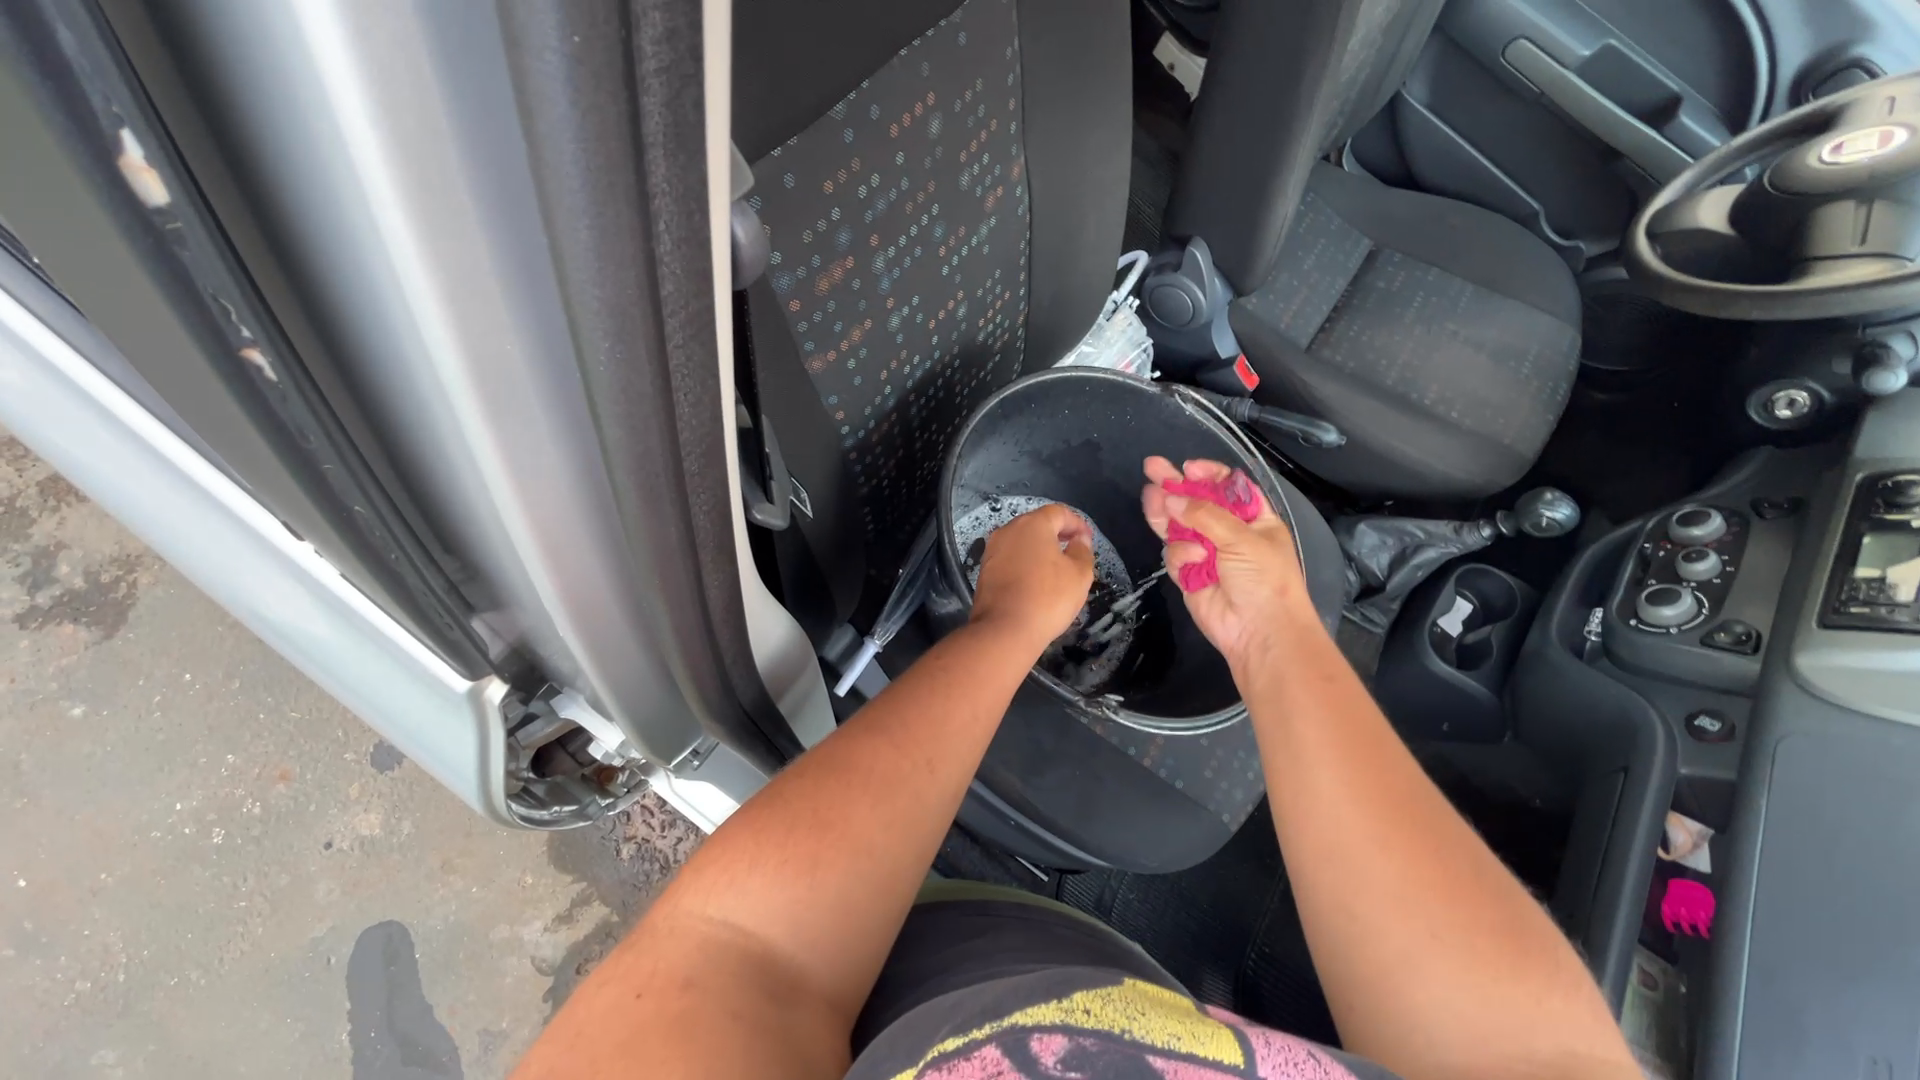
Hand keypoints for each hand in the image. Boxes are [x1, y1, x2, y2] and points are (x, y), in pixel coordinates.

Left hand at [970, 503, 1096, 650]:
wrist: (1004, 630)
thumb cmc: (1047, 598)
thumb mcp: (1079, 575)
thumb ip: (1082, 551)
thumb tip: (1079, 541)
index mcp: (1033, 524)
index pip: (1059, 512)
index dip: (1077, 523)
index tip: (1087, 539)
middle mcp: (1008, 530)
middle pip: (1037, 523)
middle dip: (1057, 533)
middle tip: (1074, 550)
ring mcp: (992, 550)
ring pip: (1021, 541)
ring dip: (1039, 549)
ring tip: (1056, 567)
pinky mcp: (984, 570)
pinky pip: (1010, 558)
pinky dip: (1024, 563)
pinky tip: (1034, 581)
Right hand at [1142, 456, 1317, 672]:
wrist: (1260, 630)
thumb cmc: (1265, 578)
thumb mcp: (1242, 537)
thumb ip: (1205, 515)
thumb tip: (1170, 499)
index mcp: (1253, 519)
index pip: (1228, 488)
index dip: (1208, 476)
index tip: (1189, 467)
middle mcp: (1229, 533)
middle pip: (1196, 503)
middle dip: (1175, 486)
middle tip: (1152, 467)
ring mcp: (1206, 554)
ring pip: (1178, 526)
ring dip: (1165, 512)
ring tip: (1150, 497)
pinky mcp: (1189, 575)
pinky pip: (1175, 555)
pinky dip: (1181, 555)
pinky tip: (1193, 559)